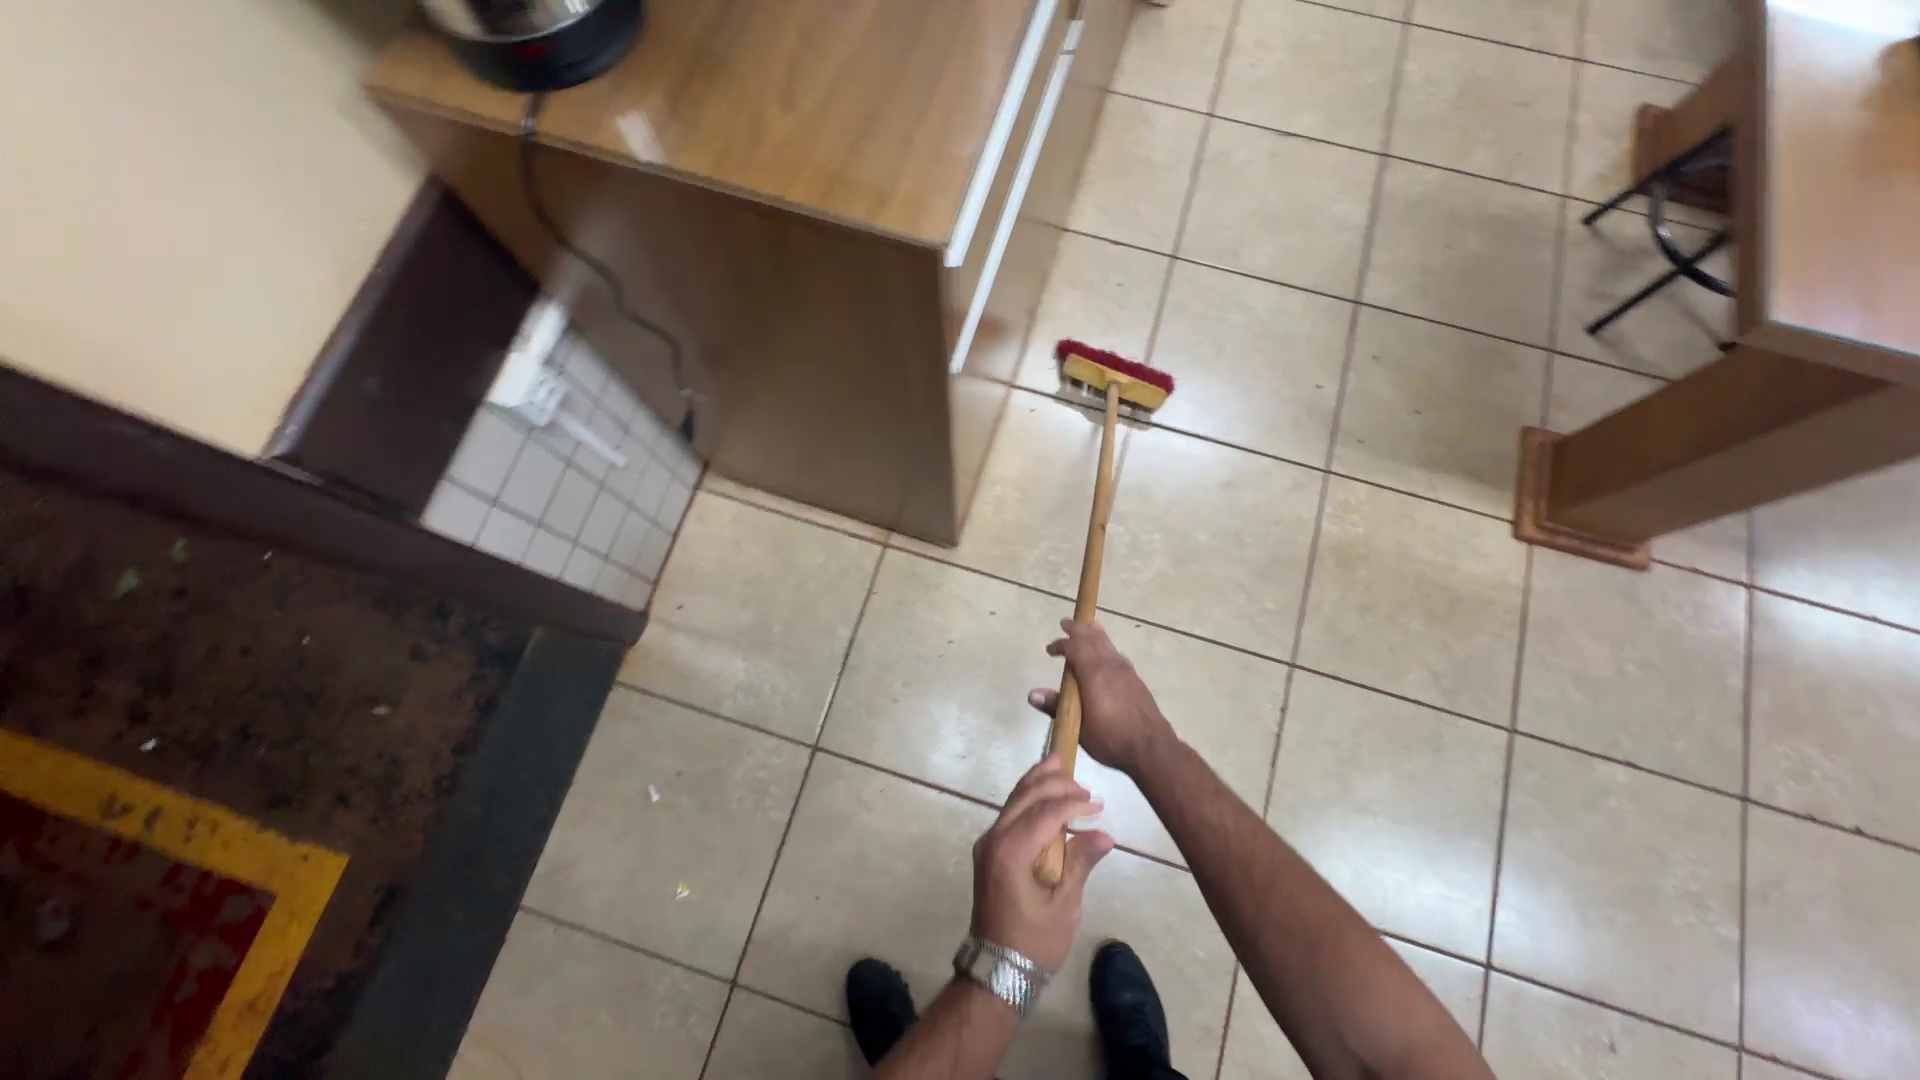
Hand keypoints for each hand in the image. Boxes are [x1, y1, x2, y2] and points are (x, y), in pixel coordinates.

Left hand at [970, 755, 1114, 972]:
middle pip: (1025, 797)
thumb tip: (1105, 834)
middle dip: (1053, 782)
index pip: (1046, 812)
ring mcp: (988, 844)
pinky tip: (1043, 795)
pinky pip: (1009, 814)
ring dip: (1037, 783)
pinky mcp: (989, 851)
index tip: (1098, 804)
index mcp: (1011, 852)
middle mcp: (994, 840)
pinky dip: (1029, 800)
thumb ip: (1080, 863)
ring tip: (1058, 763)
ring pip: (1013, 801)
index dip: (1073, 803)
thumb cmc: (1034, 942)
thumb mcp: (1064, 906)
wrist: (996, 970)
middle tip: (1082, 780)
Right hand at [1030, 619, 1173, 776]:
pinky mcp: (1135, 679)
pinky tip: (1105, 655)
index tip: (1050, 650)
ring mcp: (1126, 671)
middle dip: (1077, 630)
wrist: (1152, 748)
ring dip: (1093, 634)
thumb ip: (1056, 707)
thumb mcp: (1079, 727)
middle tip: (1065, 624)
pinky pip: (1116, 653)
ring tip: (1086, 629)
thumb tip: (1032, 694)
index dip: (1061, 644)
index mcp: (1094, 673)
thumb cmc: (1111, 739)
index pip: (1075, 647)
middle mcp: (1111, 666)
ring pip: (1107, 643)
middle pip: (1092, 638)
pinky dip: (1105, 646)